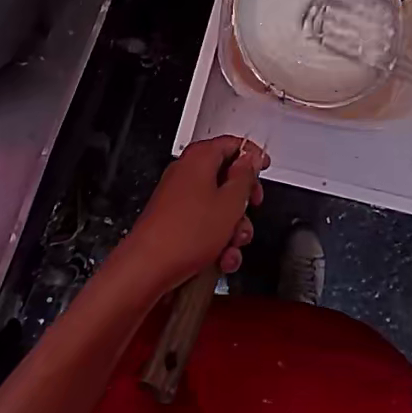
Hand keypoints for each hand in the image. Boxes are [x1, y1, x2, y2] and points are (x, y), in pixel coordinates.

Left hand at [111, 135, 267, 294]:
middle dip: (243, 199)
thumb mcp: (230, 203)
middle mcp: (186, 173)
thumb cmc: (182, 234)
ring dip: (232, 226)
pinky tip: (221, 257)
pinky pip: (204, 223)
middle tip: (250, 208)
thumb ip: (245, 177)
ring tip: (233, 243)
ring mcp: (178, 196)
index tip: (263, 166)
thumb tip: (250, 162)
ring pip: (218, 204)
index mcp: (200, 158)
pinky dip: (216, 239)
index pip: (232, 144)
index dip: (251, 155)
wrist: (148, 268)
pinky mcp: (174, 220)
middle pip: (226, 176)